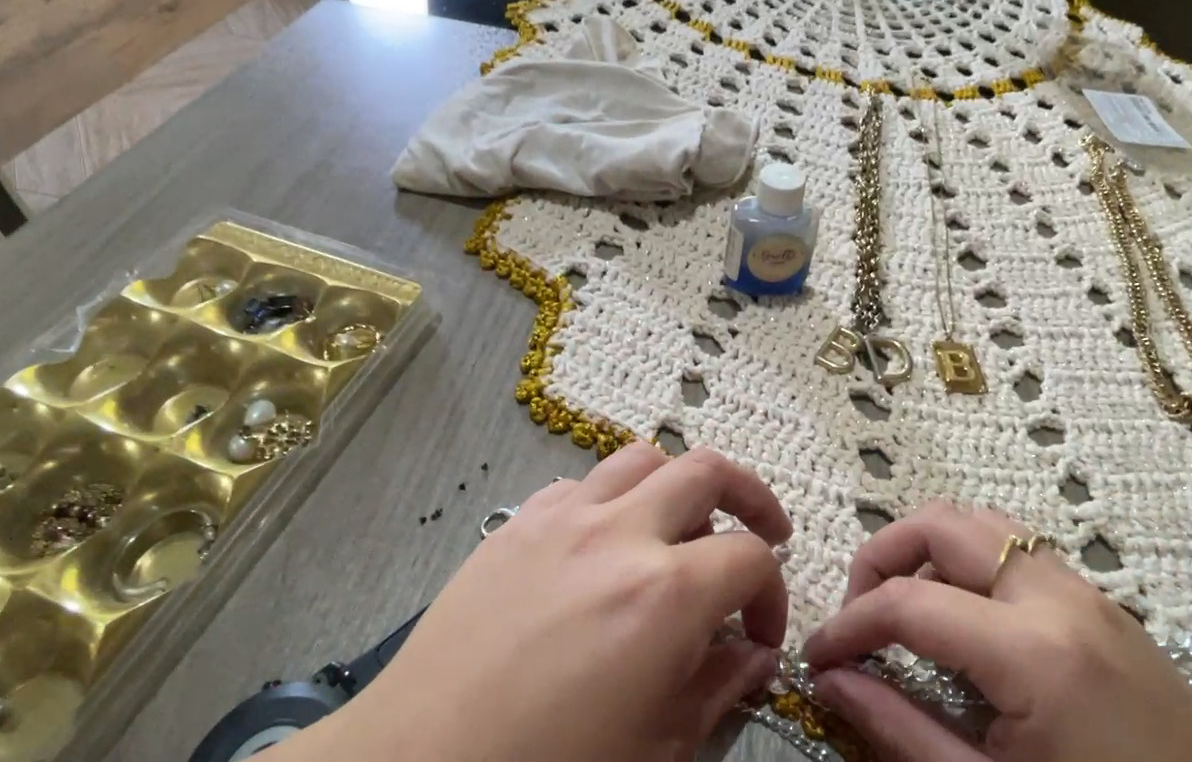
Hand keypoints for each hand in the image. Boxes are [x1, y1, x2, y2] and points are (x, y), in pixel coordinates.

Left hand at [280, 443, 792, 761]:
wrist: (420, 761)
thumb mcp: (654, 748)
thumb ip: (716, 690)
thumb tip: (748, 655)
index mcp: (663, 594)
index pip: (749, 559)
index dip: (771, 594)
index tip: (759, 635)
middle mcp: (618, 533)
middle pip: (706, 471)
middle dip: (750, 497)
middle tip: (763, 533)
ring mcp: (561, 517)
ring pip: (641, 459)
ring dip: (677, 486)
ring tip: (682, 527)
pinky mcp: (516, 523)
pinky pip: (580, 484)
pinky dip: (612, 499)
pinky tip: (604, 542)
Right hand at [805, 504, 1191, 761]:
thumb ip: (900, 730)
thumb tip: (829, 680)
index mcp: (1034, 652)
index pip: (908, 604)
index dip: (848, 624)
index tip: (817, 657)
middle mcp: (1060, 596)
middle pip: (941, 524)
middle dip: (881, 556)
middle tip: (859, 617)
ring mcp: (1090, 592)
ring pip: (982, 522)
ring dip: (928, 549)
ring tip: (905, 608)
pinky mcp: (1108, 604)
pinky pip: (1020, 549)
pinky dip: (971, 560)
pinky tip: (963, 618)